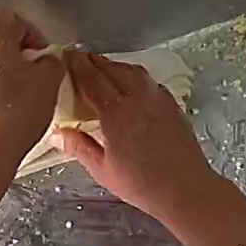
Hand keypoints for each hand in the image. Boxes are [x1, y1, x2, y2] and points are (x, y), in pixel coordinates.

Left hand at [0, 8, 64, 166]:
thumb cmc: (15, 112)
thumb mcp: (49, 82)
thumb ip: (52, 62)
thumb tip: (47, 61)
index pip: (10, 17)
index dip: (31, 33)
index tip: (43, 55)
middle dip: (16, 52)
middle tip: (35, 73)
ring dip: (1, 71)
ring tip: (20, 94)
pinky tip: (3, 110)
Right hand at [58, 52, 229, 220]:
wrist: (186, 189)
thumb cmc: (142, 184)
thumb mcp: (102, 169)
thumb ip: (79, 147)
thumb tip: (58, 133)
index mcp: (115, 113)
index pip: (91, 79)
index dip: (77, 65)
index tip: (66, 56)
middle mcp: (136, 99)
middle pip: (111, 69)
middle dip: (93, 60)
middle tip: (78, 56)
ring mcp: (157, 99)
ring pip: (131, 70)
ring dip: (113, 64)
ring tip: (101, 65)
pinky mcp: (171, 104)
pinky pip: (148, 80)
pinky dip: (133, 74)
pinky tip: (130, 81)